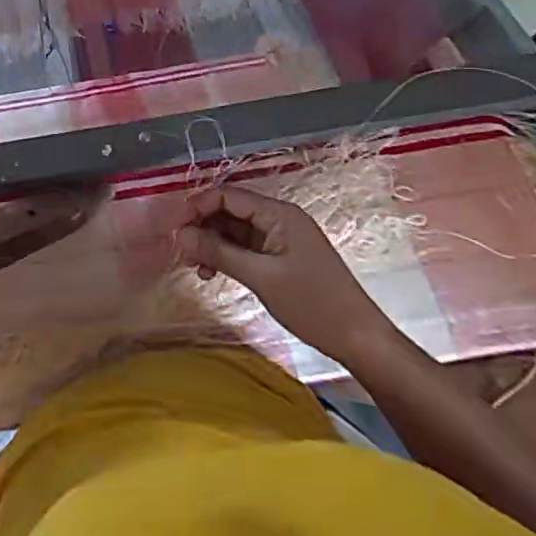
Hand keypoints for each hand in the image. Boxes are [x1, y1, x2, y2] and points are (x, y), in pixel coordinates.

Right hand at [174, 187, 403, 366]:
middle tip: (182, 252)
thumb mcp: (261, 277)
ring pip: (234, 230)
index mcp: (279, 213)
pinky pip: (244, 246)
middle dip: (202, 227)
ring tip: (196, 268)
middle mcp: (278, 218)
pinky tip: (213, 273)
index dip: (197, 207)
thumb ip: (218, 252)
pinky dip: (226, 256)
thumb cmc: (314, 304)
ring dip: (211, 244)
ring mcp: (280, 238)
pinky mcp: (281, 256)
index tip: (176, 230)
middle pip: (229, 211)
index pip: (227, 195)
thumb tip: (180, 235)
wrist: (359, 339)